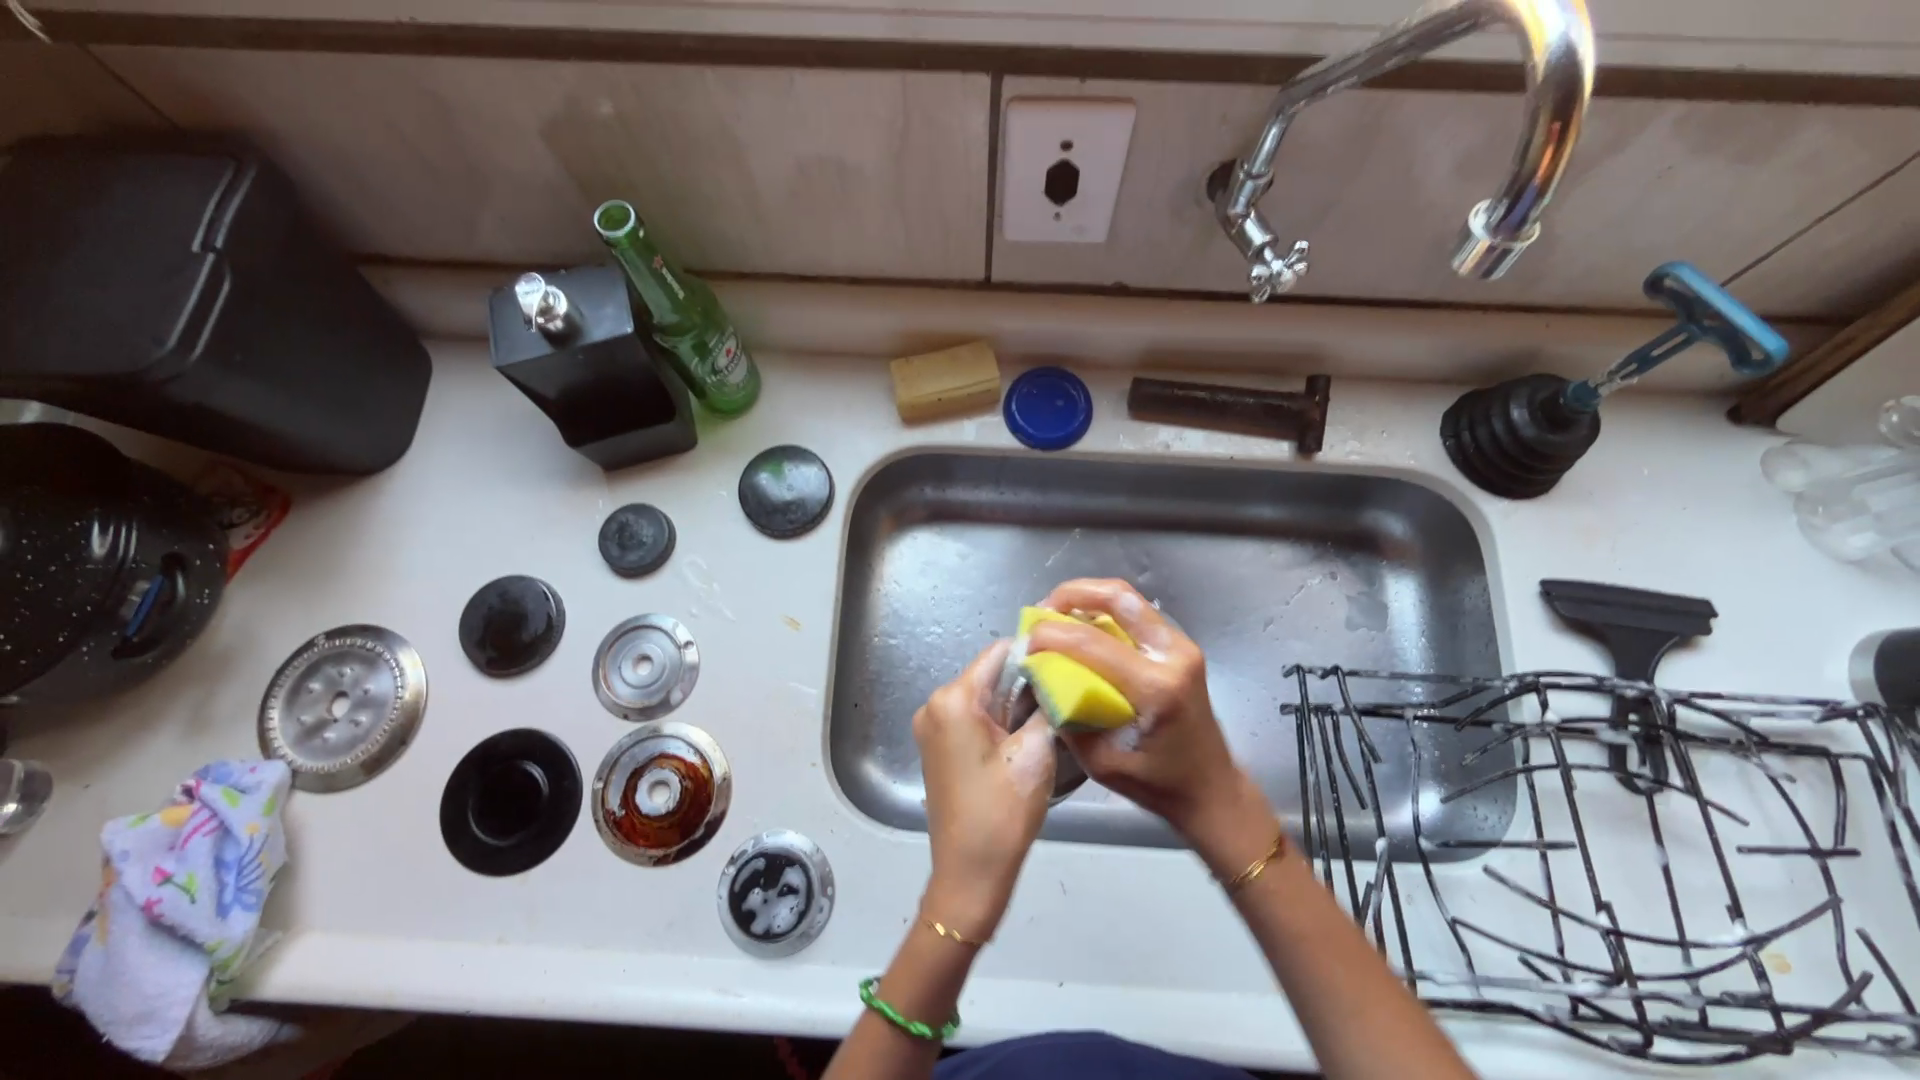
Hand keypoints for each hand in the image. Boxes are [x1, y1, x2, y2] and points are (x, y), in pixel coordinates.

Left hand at [913, 639, 1055, 937]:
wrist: (970, 874)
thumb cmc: (1002, 811)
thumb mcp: (1035, 752)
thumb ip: (1047, 704)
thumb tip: (1061, 675)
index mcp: (952, 699)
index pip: (999, 653)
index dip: (1036, 652)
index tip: (1070, 659)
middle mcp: (934, 705)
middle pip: (991, 674)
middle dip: (1028, 680)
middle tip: (1069, 689)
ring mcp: (933, 728)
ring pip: (985, 698)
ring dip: (1017, 704)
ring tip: (1055, 714)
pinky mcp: (939, 748)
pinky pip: (974, 720)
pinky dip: (1000, 722)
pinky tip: (1028, 737)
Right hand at [1027, 579, 1278, 873]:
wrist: (1210, 788)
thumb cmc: (1158, 784)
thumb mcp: (1100, 761)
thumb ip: (1067, 716)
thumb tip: (1039, 677)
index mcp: (1156, 688)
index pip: (1092, 643)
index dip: (1051, 636)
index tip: (1025, 644)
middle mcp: (1174, 656)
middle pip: (1118, 598)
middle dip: (1071, 594)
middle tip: (1041, 611)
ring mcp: (1182, 646)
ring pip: (1129, 599)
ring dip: (1088, 598)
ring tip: (1057, 614)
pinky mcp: (1181, 647)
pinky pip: (1138, 614)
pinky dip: (1105, 611)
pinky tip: (1083, 628)